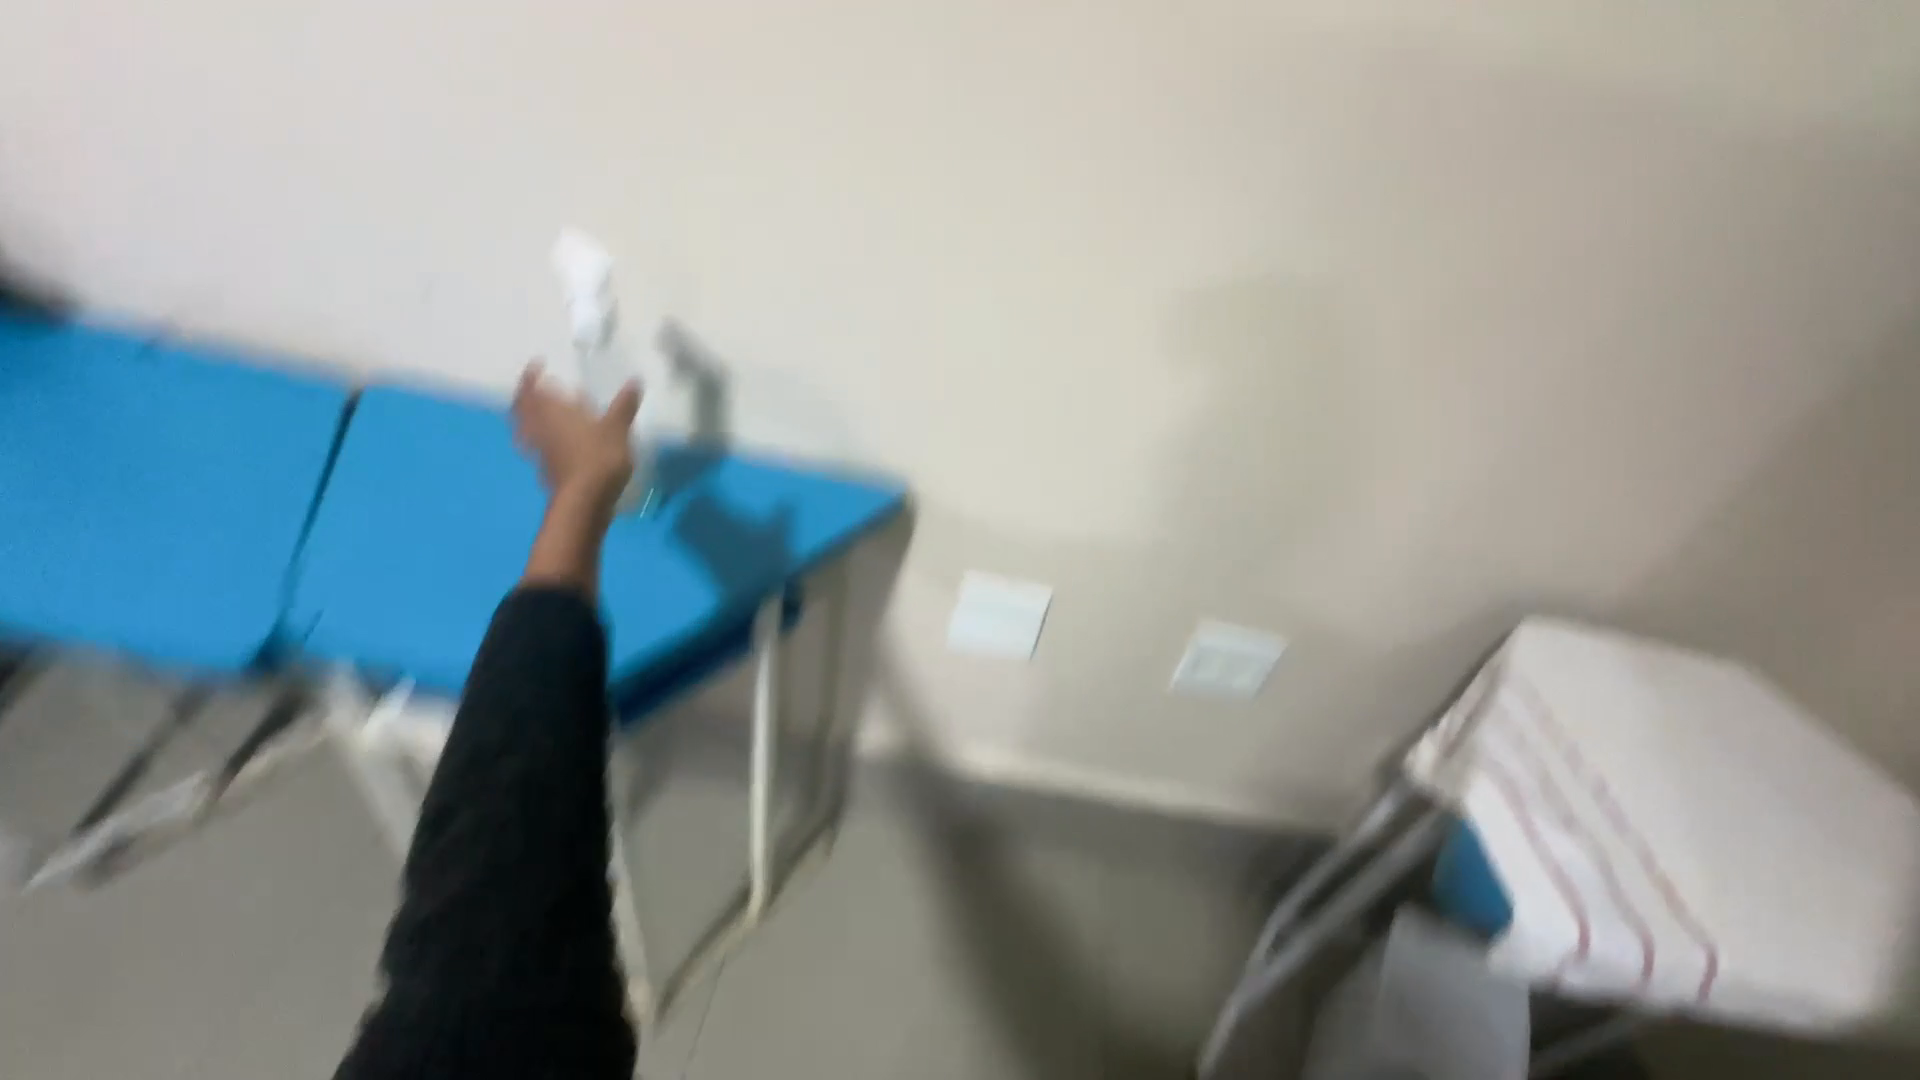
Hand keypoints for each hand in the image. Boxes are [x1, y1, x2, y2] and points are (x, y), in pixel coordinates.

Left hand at [511, 360, 640, 513]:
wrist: (586, 499)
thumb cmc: (600, 455)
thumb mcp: (618, 427)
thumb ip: (624, 405)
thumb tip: (635, 380)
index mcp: (552, 410)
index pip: (531, 387)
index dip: (531, 375)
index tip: (538, 365)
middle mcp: (539, 427)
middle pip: (521, 409)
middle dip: (526, 397)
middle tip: (536, 390)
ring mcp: (540, 450)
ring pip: (526, 429)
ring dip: (530, 419)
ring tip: (543, 415)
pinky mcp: (546, 469)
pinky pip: (537, 448)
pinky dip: (541, 440)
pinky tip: (555, 443)